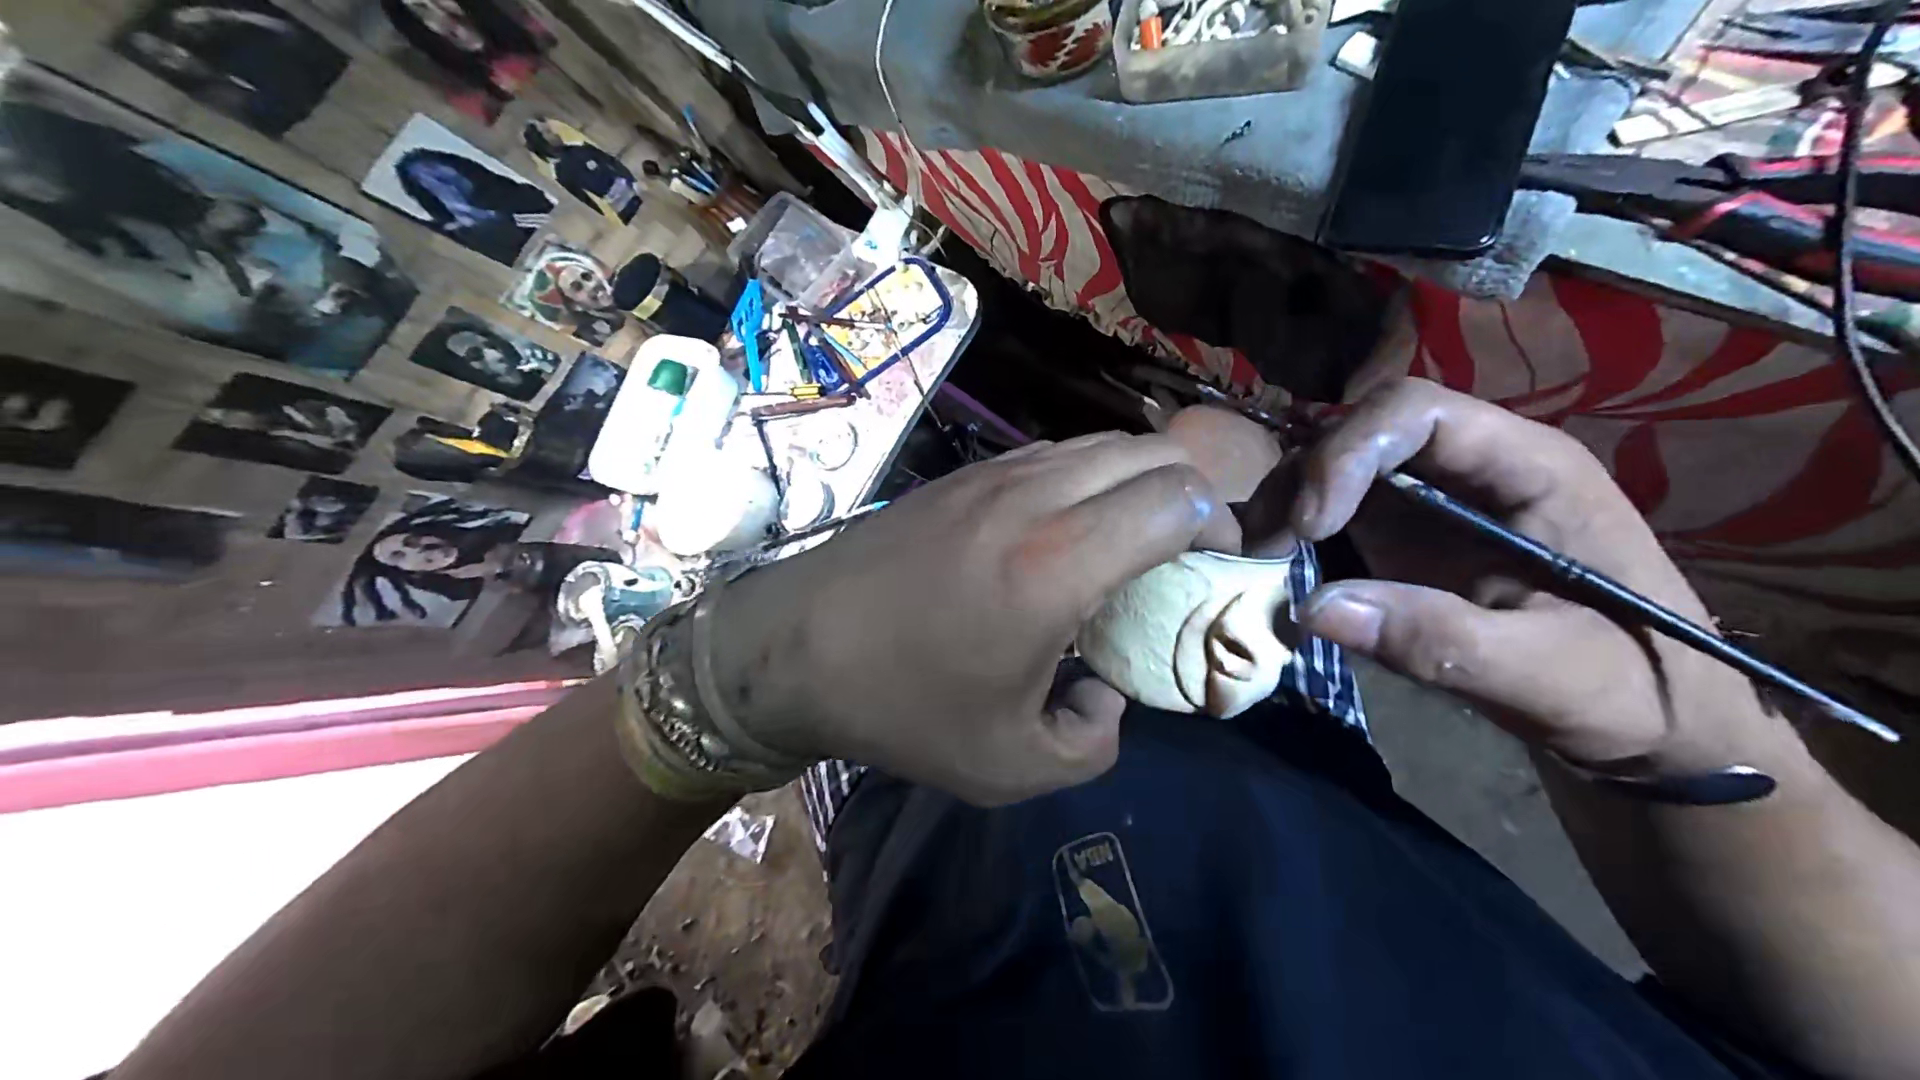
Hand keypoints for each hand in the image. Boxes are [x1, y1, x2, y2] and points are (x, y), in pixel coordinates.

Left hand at [705, 433, 1238, 805]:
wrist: (795, 647)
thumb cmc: (903, 708)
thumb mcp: (1011, 766)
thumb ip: (1093, 741)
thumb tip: (1107, 693)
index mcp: (1057, 565)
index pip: (1177, 498)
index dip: (1217, 524)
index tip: (1214, 565)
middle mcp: (1034, 499)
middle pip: (1151, 451)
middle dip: (1191, 490)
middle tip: (1185, 547)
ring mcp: (994, 475)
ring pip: (1101, 442)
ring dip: (1137, 477)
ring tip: (1130, 532)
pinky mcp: (963, 473)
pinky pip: (1053, 452)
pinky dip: (1089, 473)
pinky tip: (1068, 524)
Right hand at [1283, 378, 1789, 771]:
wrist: (1648, 716)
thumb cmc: (1628, 685)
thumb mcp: (1547, 674)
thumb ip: (1438, 641)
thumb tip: (1313, 608)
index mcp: (1526, 469)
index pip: (1415, 412)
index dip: (1348, 452)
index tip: (1310, 526)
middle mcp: (1467, 468)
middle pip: (1357, 433)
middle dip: (1299, 481)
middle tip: (1265, 551)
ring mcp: (1429, 499)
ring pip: (1330, 467)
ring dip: (1283, 506)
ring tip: (1261, 564)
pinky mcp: (1401, 534)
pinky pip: (1328, 510)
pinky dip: (1289, 533)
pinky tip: (1277, 571)